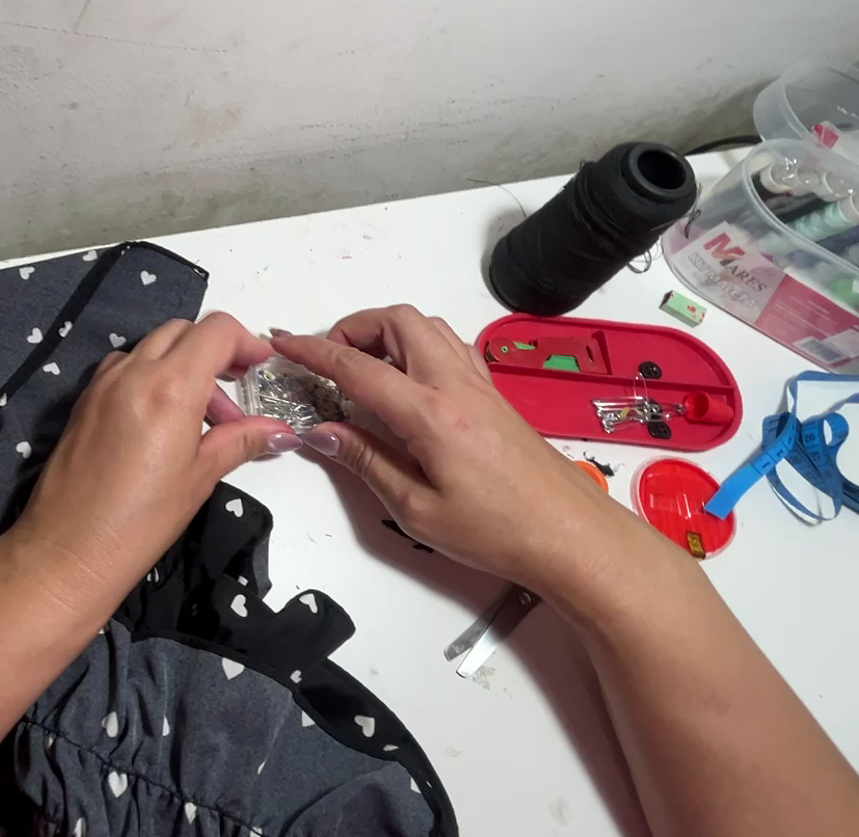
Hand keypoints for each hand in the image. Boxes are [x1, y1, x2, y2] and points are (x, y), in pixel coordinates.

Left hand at [12, 313, 298, 609]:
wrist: (68, 549)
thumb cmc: (141, 519)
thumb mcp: (201, 477)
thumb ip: (241, 440)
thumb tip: (281, 430)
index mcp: (169, 386)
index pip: (214, 331)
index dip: (244, 341)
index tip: (259, 364)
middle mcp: (133, 371)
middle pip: (183, 330)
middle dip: (214, 349)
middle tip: (235, 387)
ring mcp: (103, 382)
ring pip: (152, 346)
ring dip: (182, 362)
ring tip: (200, 415)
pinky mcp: (84, 398)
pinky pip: (125, 365)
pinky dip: (150, 374)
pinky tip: (160, 418)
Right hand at [272, 306, 655, 594]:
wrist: (574, 539)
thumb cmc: (499, 531)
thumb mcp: (417, 509)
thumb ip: (365, 461)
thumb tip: (322, 432)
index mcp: (430, 415)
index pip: (357, 367)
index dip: (313, 350)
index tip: (284, 343)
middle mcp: (455, 385)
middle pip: (396, 320)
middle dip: (353, 326)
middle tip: (330, 357)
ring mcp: (478, 384)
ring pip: (425, 325)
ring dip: (385, 330)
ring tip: (362, 366)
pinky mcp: (492, 393)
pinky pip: (447, 344)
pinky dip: (414, 343)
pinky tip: (404, 378)